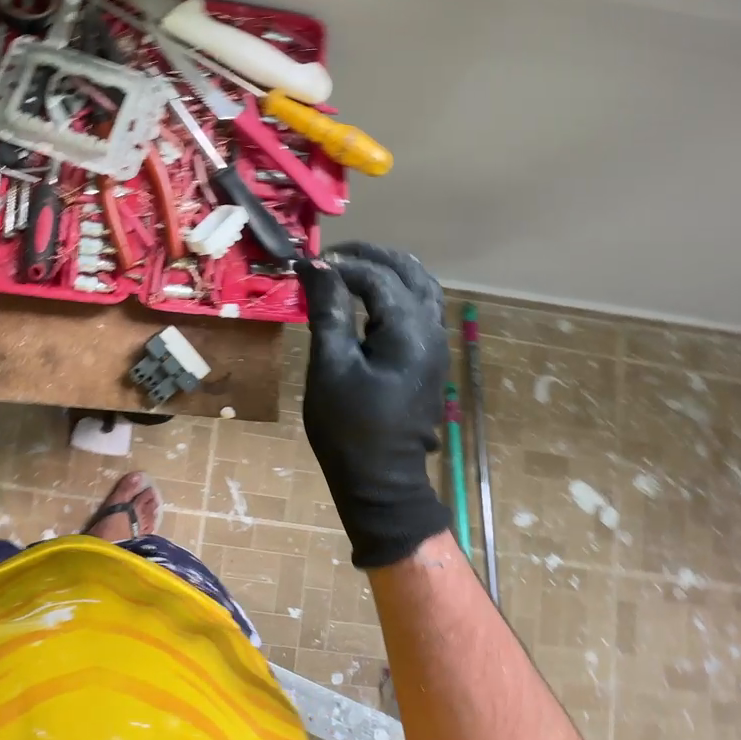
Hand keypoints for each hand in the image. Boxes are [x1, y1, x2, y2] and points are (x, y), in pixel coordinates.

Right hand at [293, 244, 450, 568]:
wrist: (381, 482)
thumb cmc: (349, 428)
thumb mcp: (330, 366)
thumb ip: (328, 311)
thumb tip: (316, 266)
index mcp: (408, 331)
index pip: (376, 277)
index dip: (340, 266)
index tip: (305, 266)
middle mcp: (431, 331)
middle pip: (408, 273)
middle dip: (369, 257)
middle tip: (329, 257)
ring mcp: (435, 345)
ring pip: (421, 287)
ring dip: (387, 270)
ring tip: (350, 267)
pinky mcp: (428, 358)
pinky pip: (421, 307)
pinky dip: (397, 290)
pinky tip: (371, 295)